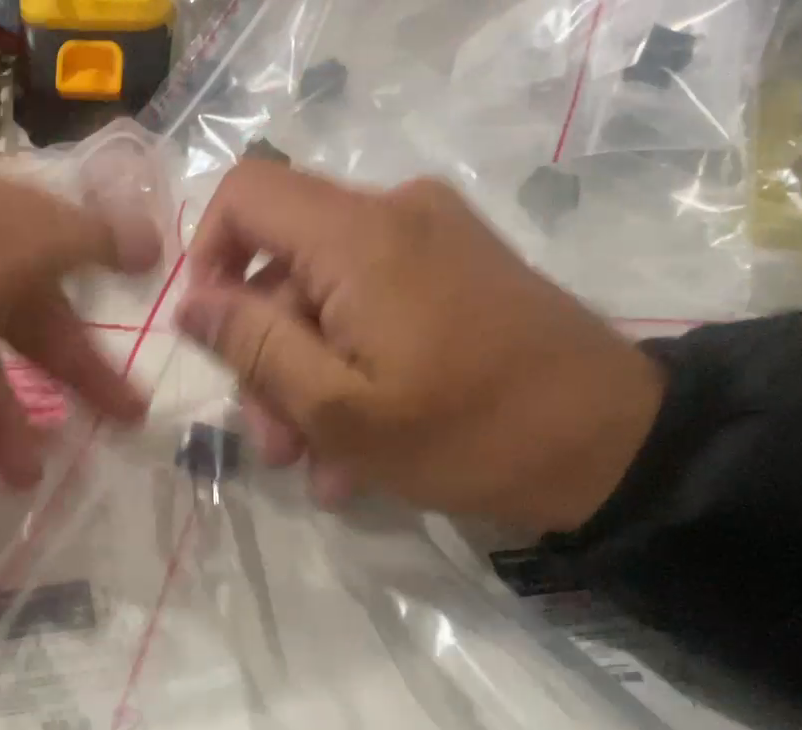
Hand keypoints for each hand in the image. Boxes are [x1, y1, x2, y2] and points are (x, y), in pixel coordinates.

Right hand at [175, 162, 665, 532]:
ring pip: (324, 298)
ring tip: (320, 466)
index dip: (207, 257)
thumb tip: (190, 303)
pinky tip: (356, 445)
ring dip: (307, 382)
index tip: (212, 336)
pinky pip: (371, 306)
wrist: (611, 446)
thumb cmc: (466, 434)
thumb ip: (254, 348)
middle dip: (266, 359)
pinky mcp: (456, 271)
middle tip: (277, 445)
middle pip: (284, 266)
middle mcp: (395, 215)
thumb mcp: (337, 408)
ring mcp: (432, 241)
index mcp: (361, 237)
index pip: (246, 193)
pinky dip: (350, 369)